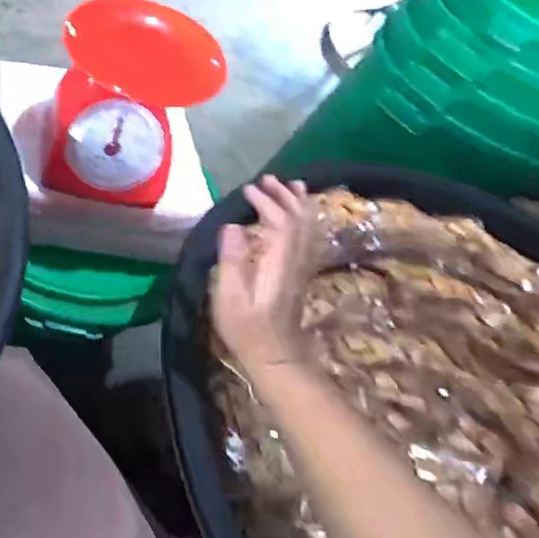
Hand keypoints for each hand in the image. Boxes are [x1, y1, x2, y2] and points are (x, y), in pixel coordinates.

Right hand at [213, 176, 320, 373]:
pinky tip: (297, 214)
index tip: (247, 190)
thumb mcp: (230, 296)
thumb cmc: (246, 329)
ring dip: (299, 204)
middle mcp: (295, 262)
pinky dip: (303, 220)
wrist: (275, 358)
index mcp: (278, 264)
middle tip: (266, 179)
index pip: (281, 223)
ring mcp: (300, 268)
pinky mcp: (298, 274)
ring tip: (290, 185)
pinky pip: (307, 238)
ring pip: (308, 228)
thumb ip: (232, 260)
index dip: (267, 202)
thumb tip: (233, 227)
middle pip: (299, 221)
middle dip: (285, 196)